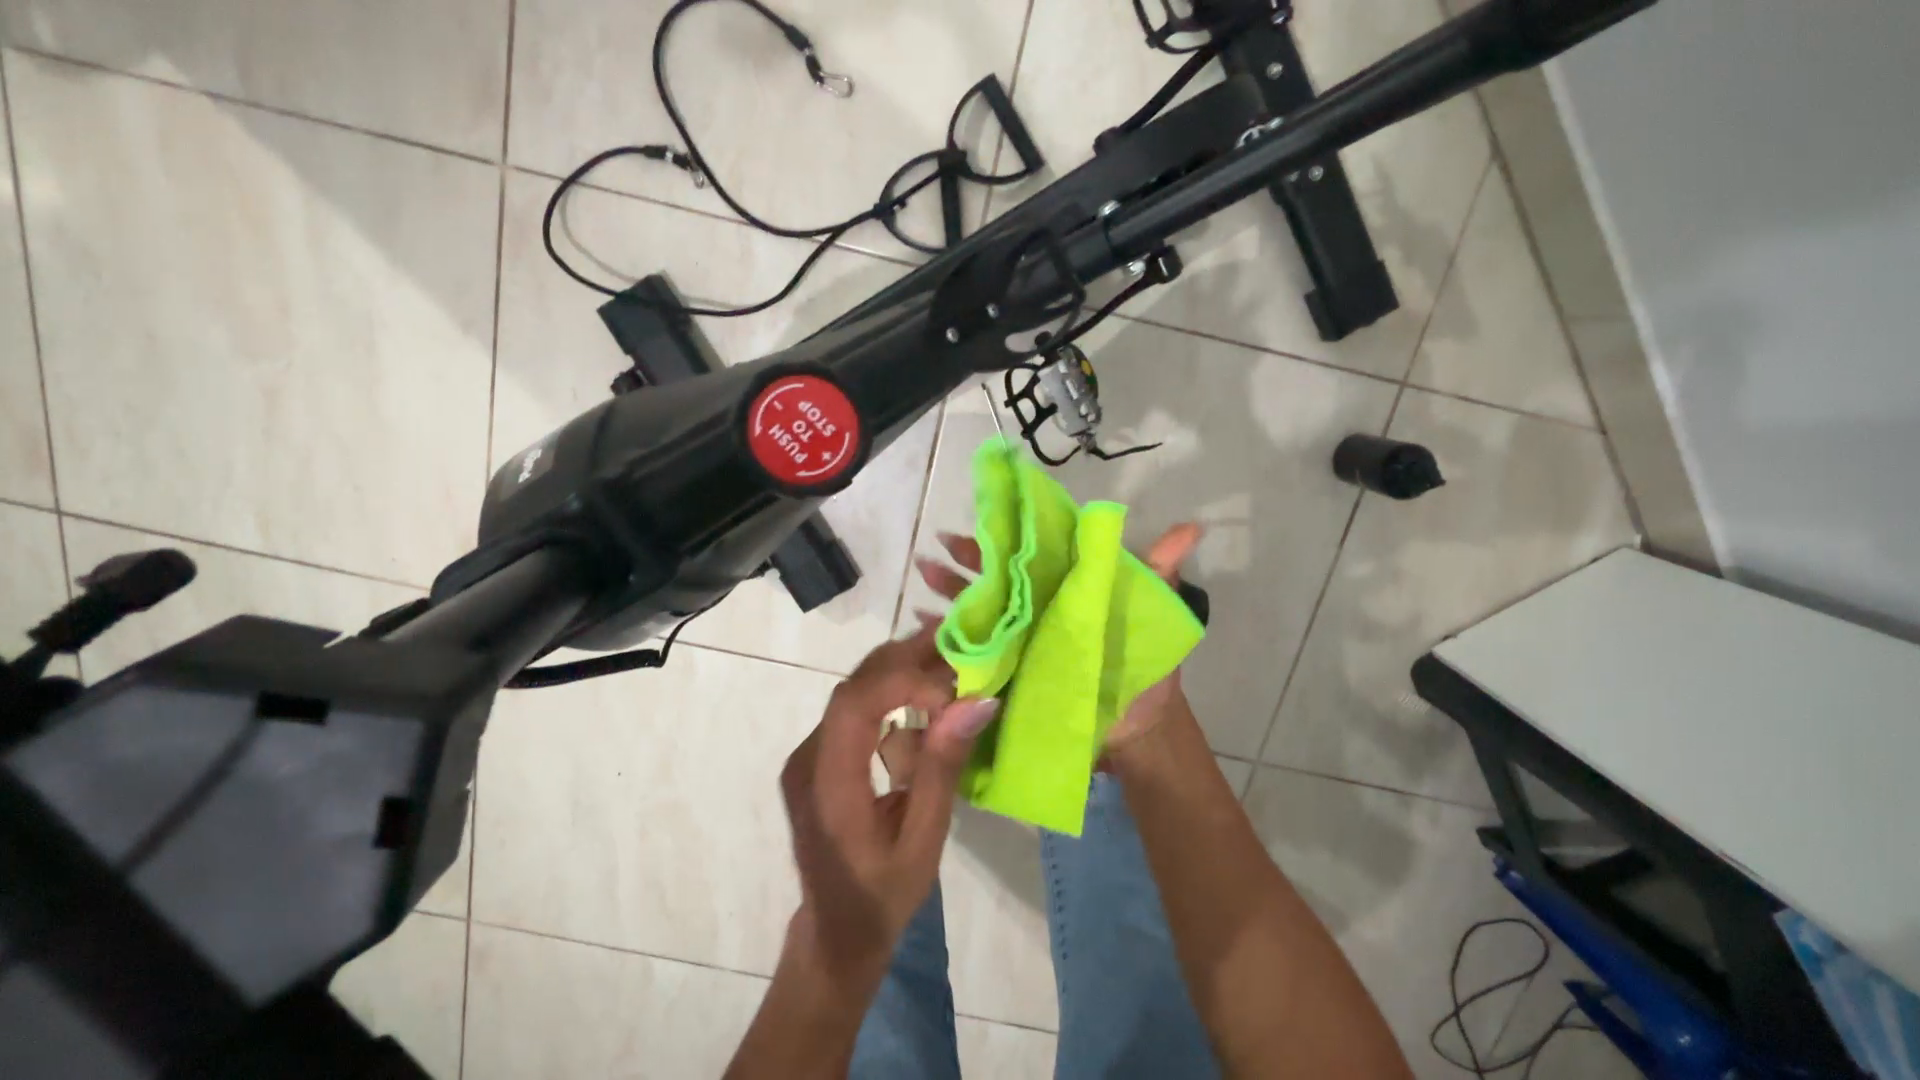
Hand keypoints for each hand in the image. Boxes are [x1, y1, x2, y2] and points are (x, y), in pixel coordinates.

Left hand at [779, 628, 997, 999]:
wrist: (835, 931)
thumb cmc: (883, 895)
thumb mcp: (923, 840)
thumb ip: (941, 768)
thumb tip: (976, 702)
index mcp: (828, 784)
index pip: (855, 704)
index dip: (905, 680)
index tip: (954, 689)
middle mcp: (807, 759)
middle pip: (852, 687)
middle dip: (907, 661)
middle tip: (962, 647)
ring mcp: (807, 757)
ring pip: (853, 693)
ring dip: (902, 674)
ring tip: (953, 669)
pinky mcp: (817, 759)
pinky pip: (854, 713)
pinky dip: (892, 698)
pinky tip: (927, 703)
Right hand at [915, 521, 1203, 749]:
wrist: (1140, 731)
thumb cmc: (1144, 668)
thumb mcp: (1156, 615)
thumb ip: (1160, 572)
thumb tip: (1191, 527)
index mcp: (1063, 594)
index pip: (1024, 559)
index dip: (997, 543)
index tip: (968, 529)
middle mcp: (1035, 615)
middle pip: (992, 584)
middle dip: (961, 568)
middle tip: (932, 557)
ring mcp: (1019, 648)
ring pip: (976, 616)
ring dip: (947, 599)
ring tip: (921, 590)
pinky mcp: (1009, 680)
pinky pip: (972, 661)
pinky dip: (947, 645)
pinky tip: (922, 635)